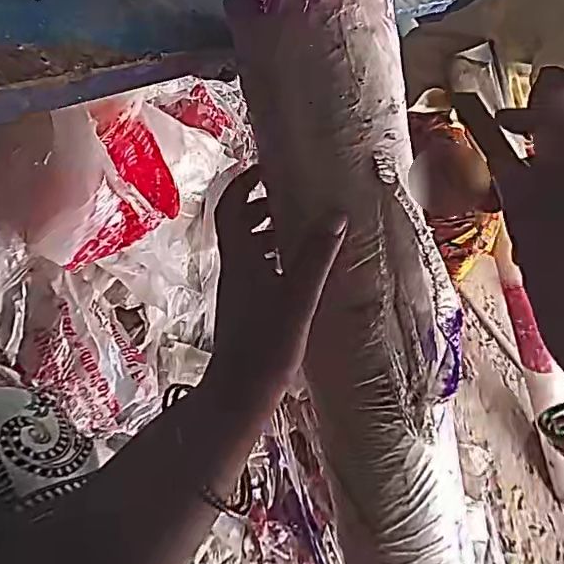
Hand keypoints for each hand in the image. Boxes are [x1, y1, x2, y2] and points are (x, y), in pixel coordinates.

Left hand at [207, 167, 347, 407]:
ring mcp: (239, 287)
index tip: (266, 169)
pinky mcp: (247, 305)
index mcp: (239, 258)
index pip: (229, 207)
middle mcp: (234, 267)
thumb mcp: (298, 298)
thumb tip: (334, 216)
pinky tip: (303, 268)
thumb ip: (315, 258)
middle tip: (295, 198)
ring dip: (271, 231)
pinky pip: (259, 267)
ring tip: (306, 228)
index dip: (243, 184)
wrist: (239, 393)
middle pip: (239, 223)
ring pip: (250, 246)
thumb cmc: (265, 346)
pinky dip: (277, 257)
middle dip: (263, 205)